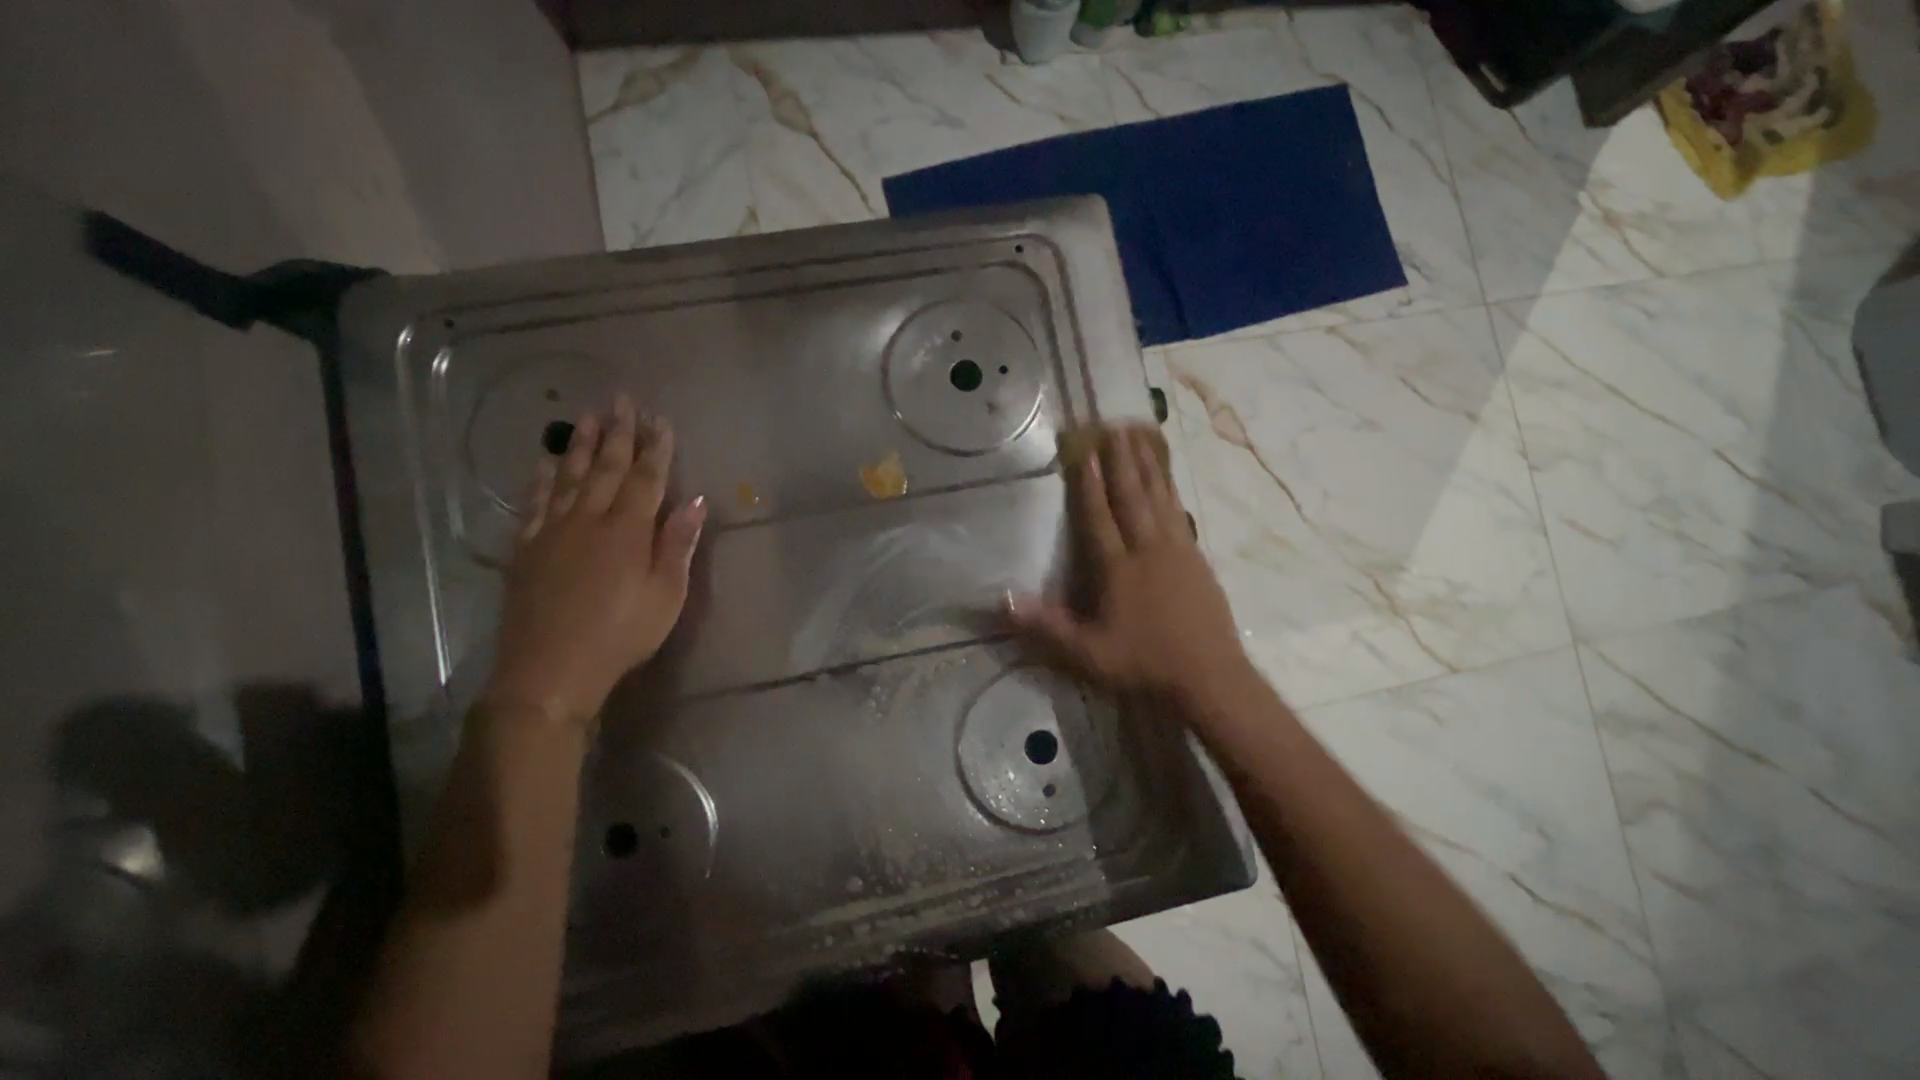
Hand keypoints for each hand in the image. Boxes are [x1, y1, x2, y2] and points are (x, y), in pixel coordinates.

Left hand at [484, 395, 706, 727]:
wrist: (549, 669)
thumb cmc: (620, 636)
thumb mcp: (665, 597)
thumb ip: (677, 545)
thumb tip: (694, 500)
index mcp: (627, 530)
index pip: (645, 478)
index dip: (655, 448)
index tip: (660, 419)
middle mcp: (588, 519)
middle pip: (605, 467)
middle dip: (618, 432)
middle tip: (622, 399)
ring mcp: (552, 530)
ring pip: (568, 476)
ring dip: (579, 444)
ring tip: (587, 416)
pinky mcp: (526, 547)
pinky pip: (535, 501)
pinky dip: (542, 478)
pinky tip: (545, 461)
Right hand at [1010, 425, 1248, 700]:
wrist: (1210, 677)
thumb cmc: (1144, 666)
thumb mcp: (1088, 654)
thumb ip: (1047, 626)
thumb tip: (1002, 601)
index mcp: (1118, 569)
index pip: (1099, 518)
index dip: (1089, 484)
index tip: (1085, 451)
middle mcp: (1148, 551)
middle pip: (1133, 497)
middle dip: (1122, 461)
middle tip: (1114, 427)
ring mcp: (1178, 552)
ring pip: (1160, 500)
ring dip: (1149, 467)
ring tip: (1141, 438)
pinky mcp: (1198, 560)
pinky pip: (1180, 515)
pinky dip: (1172, 492)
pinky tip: (1169, 483)